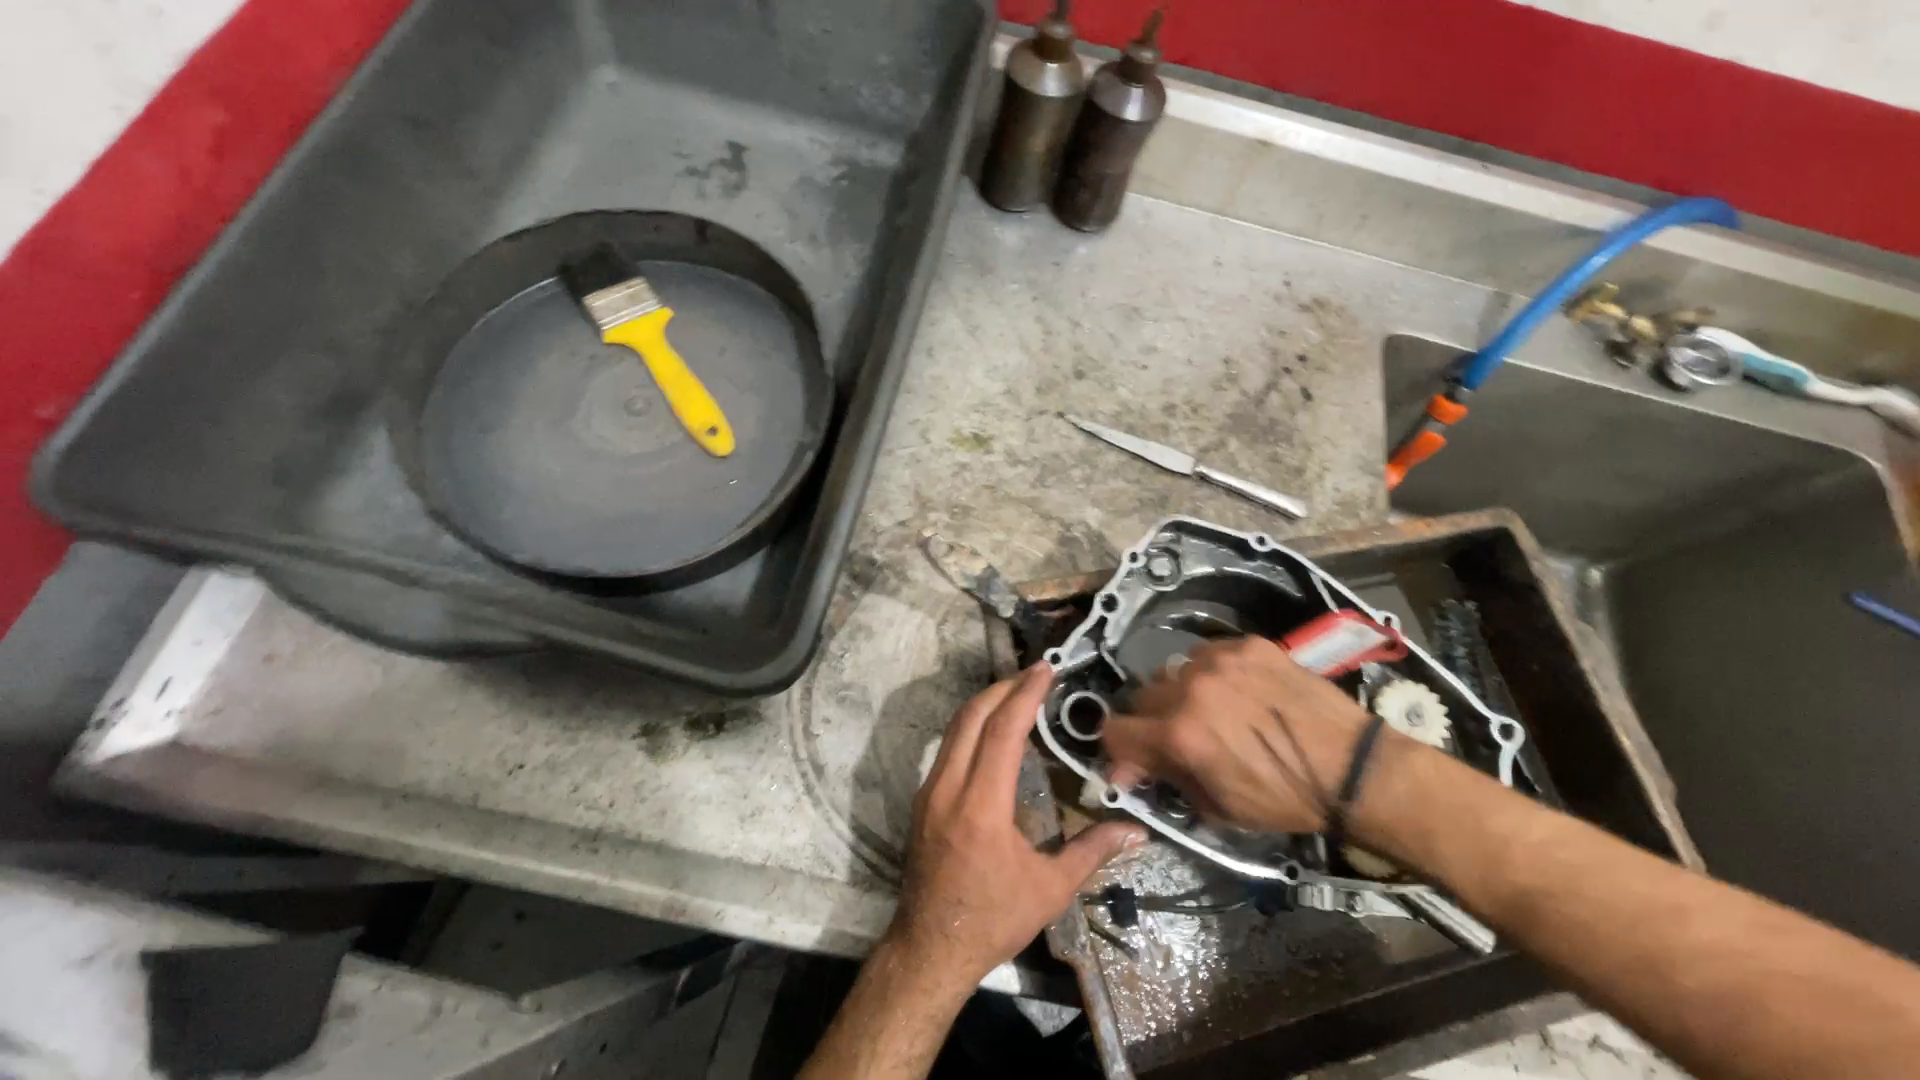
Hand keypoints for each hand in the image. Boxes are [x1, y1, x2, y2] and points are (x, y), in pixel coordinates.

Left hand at [889, 664, 1145, 987]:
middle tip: (1036, 673)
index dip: (1025, 695)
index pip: (1002, 731)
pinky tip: (994, 732)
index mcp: (982, 805)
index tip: (1046, 669)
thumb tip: (1137, 831)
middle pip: (971, 717)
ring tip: (1018, 694)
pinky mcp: (922, 801)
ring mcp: (929, 792)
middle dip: (1003, 688)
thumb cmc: (994, 919)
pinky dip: (971, 727)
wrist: (931, 947)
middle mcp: (948, 788)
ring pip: (953, 729)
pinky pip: (947, 748)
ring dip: (985, 704)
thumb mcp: (1050, 889)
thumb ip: (1092, 851)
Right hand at [1103, 636, 1377, 832]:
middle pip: (1141, 697)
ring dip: (1181, 693)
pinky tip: (1239, 691)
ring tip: (1212, 710)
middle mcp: (1190, 689)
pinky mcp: (1250, 645)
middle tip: (1177, 737)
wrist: (1353, 769)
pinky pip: (1211, 653)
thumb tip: (1138, 769)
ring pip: (1175, 671)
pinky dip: (1214, 672)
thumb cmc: (1285, 799)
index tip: (1134, 762)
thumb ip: (1169, 780)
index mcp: (1179, 734)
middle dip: (1151, 721)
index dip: (1119, 751)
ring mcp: (1221, 661)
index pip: (1114, 730)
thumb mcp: (1217, 807)